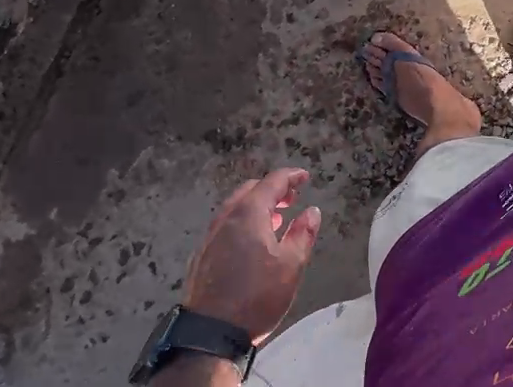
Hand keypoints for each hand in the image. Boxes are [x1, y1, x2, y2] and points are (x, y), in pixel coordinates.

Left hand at [181, 168, 322, 341]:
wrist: (209, 336)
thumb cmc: (256, 296)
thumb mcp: (291, 265)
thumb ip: (303, 233)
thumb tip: (311, 211)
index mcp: (248, 213)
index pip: (272, 182)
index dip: (291, 176)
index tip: (305, 178)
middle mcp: (225, 218)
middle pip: (250, 190)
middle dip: (272, 190)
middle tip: (291, 199)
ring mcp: (210, 238)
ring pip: (235, 209)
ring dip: (257, 207)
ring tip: (276, 220)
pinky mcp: (201, 257)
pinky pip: (226, 227)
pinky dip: (243, 223)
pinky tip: (253, 244)